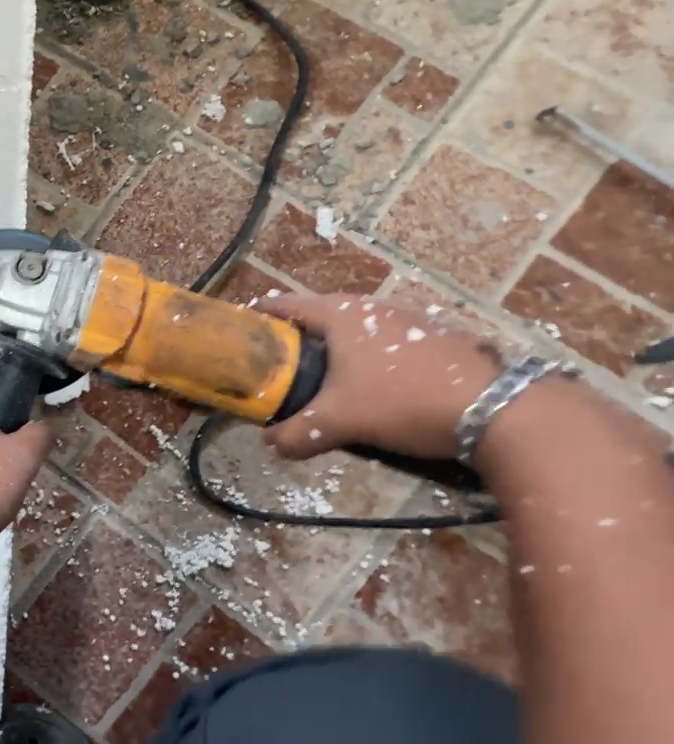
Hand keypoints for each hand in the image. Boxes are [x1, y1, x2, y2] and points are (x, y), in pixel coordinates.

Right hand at [259, 294, 501, 461]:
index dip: (260, 316)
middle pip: (322, 315)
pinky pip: (394, 342)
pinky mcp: (444, 340)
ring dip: (343, 347)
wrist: (507, 413)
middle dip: (300, 336)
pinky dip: (378, 357)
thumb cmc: (405, 402)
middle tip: (284, 362)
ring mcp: (414, 321)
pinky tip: (383, 385)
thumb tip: (270, 446)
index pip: (284, 304)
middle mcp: (374, 308)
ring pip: (361, 329)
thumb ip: (298, 433)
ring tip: (332, 376)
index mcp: (340, 315)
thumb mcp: (342, 422)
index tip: (244, 332)